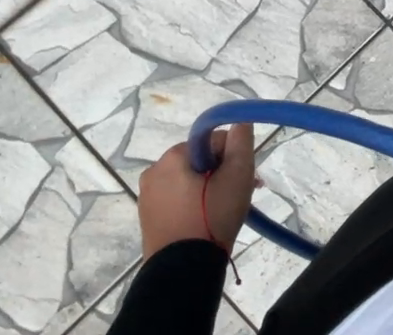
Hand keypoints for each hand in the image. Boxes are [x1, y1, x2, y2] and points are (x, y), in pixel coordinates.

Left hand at [137, 124, 256, 257]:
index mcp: (171, 158)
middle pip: (202, 160)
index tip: (245, 175)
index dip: (233, 155)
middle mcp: (153, 173)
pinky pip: (180, 198)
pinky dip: (198, 201)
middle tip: (243, 191)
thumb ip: (241, 141)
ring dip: (213, 187)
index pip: (214, 141)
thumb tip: (239, 122)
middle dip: (224, 171)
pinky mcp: (149, 218)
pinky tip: (211, 217)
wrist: (182, 270)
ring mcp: (147, 197)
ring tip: (230, 207)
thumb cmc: (212, 215)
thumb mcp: (238, 173)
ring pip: (192, 180)